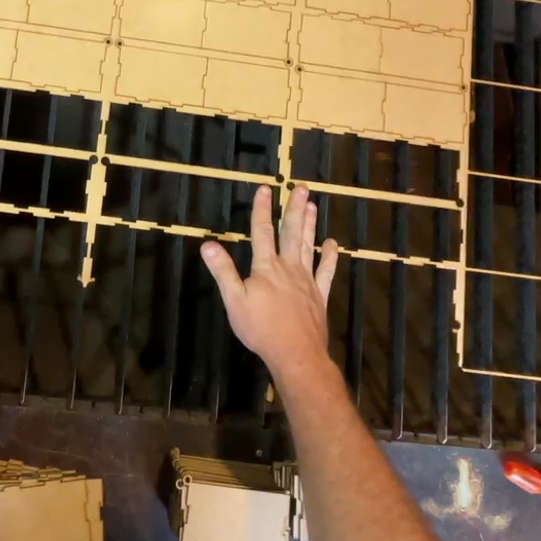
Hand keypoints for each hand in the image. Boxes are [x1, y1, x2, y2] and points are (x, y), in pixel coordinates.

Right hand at [200, 184, 338, 378]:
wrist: (296, 354)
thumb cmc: (261, 328)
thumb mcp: (234, 300)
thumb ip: (223, 271)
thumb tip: (208, 244)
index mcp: (266, 267)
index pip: (262, 232)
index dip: (263, 209)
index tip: (266, 188)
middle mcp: (288, 267)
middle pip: (291, 232)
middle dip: (294, 209)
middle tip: (302, 187)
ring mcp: (306, 280)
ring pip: (308, 246)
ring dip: (310, 224)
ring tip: (312, 204)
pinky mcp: (319, 295)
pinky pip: (325, 272)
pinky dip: (329, 257)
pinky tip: (332, 244)